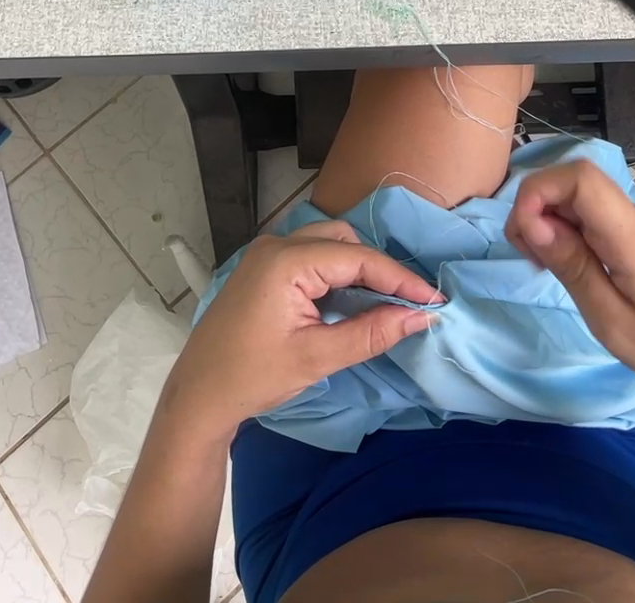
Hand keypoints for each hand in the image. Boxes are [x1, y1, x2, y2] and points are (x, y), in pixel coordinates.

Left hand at [160, 222, 441, 438]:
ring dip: (359, 269)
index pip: (358, 258)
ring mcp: (266, 253)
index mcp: (286, 261)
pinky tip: (353, 300)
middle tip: (410, 303)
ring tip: (387, 302)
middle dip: (379, 270)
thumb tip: (421, 317)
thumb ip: (371, 332)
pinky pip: (310, 257)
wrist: (199, 393)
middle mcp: (276, 245)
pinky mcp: (263, 267)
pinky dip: (336, 274)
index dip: (400, 279)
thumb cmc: (253, 376)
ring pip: (328, 245)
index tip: (435, 300)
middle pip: (344, 241)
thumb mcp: (317, 357)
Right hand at [504, 161, 634, 423]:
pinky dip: (571, 233)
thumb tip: (531, 222)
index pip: (580, 176)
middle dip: (535, 210)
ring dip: (551, 223)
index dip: (538, 192)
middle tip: (529, 259)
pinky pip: (598, 218)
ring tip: (548, 268)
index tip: (525, 238)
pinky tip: (574, 269)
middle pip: (574, 184)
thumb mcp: (614, 323)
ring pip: (582, 201)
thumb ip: (572, 267)